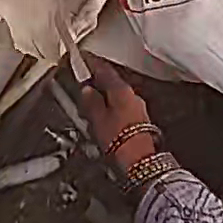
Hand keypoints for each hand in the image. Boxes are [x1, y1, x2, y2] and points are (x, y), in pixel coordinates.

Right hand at [78, 55, 157, 172]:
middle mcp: (132, 96)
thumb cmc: (120, 141)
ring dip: (101, 100)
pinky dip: (109, 111)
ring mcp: (137, 109)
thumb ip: (90, 101)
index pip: (103, 68)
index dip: (90, 63)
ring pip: (115, 98)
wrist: (141, 163)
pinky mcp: (139, 123)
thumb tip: (86, 91)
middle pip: (110, 83)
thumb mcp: (97, 118)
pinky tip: (101, 122)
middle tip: (80, 86)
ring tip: (87, 110)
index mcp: (121, 90)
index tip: (82, 58)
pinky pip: (120, 110)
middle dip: (95, 84)